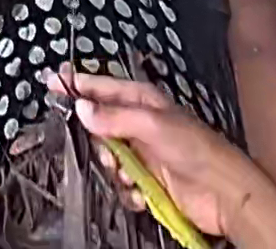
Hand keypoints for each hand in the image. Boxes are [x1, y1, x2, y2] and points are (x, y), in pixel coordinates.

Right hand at [46, 69, 269, 238]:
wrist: (224, 194)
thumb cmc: (193, 148)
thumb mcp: (151, 125)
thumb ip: (114, 116)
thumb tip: (81, 108)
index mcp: (140, 98)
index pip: (100, 86)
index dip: (76, 83)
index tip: (51, 80)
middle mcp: (138, 121)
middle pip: (100, 123)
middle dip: (98, 139)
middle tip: (106, 151)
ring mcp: (142, 151)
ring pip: (107, 154)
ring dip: (113, 167)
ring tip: (128, 174)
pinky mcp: (147, 178)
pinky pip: (121, 180)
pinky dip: (126, 187)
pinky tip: (139, 190)